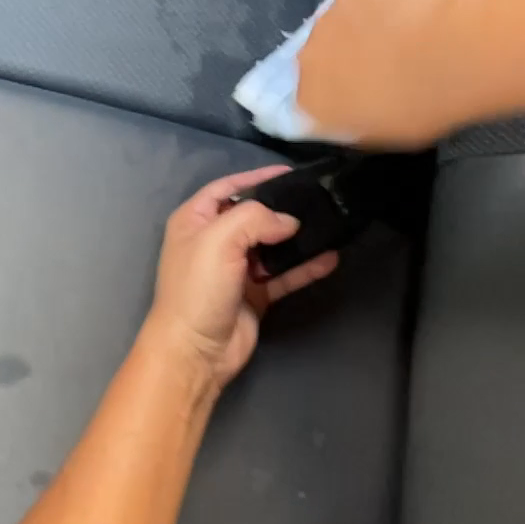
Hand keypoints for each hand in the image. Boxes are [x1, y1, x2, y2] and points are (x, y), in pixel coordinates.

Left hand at [145, 166, 341, 388]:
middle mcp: (214, 240)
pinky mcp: (254, 293)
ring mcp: (235, 269)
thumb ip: (256, 218)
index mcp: (195, 220)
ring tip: (328, 224)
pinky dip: (304, 267)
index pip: (227, 187)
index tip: (289, 172)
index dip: (255, 177)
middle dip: (281, 207)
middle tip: (315, 198)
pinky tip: (329, 258)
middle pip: (252, 215)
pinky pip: (283, 274)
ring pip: (272, 245)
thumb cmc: (198, 286)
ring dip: (297, 238)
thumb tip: (288, 221)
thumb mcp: (220, 239)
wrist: (195, 351)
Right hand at [297, 0, 469, 147]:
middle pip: (317, 61)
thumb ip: (356, 121)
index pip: (310, 102)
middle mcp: (308, 62)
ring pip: (336, 26)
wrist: (450, 54)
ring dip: (357, 31)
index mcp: (312, 102)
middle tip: (380, 67)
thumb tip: (355, 115)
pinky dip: (374, 4)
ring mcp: (326, 22)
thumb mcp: (386, 133)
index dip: (334, 98)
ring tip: (395, 37)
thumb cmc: (423, 103)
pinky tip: (401, 13)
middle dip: (342, 62)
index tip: (356, 98)